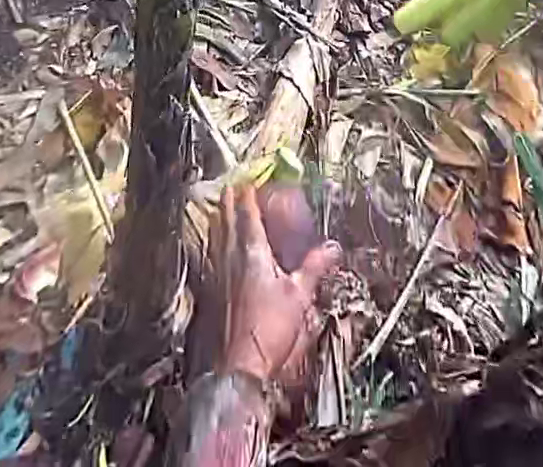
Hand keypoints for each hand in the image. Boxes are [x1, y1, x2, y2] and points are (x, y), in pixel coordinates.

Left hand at [211, 183, 340, 383]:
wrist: (239, 363)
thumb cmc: (269, 328)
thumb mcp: (299, 296)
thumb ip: (314, 267)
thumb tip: (333, 248)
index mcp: (252, 250)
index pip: (248, 213)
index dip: (248, 194)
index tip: (250, 179)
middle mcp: (230, 254)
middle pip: (227, 217)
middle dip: (231, 200)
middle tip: (234, 185)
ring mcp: (216, 269)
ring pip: (216, 233)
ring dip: (221, 216)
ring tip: (223, 206)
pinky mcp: (209, 286)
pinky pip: (209, 251)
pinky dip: (213, 239)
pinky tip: (213, 243)